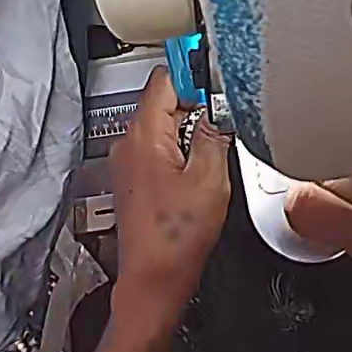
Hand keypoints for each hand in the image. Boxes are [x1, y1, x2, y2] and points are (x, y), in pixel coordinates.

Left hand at [111, 68, 231, 316]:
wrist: (154, 279)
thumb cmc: (175, 239)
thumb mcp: (210, 180)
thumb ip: (215, 134)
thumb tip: (218, 109)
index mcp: (143, 137)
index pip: (164, 79)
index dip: (192, 71)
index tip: (213, 72)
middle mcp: (128, 145)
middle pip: (164, 101)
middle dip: (196, 106)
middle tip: (223, 122)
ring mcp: (129, 164)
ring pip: (164, 127)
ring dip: (191, 131)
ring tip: (212, 155)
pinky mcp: (136, 180)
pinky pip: (159, 149)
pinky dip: (181, 151)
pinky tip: (198, 174)